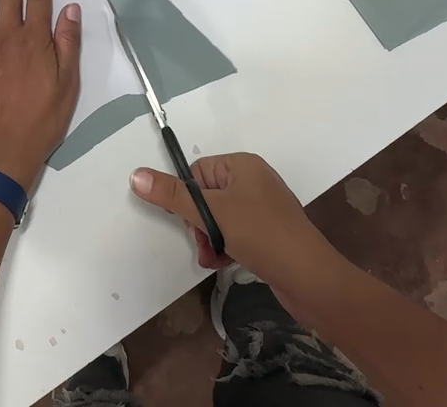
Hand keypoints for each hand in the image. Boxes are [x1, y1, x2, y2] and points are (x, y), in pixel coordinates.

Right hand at [131, 152, 331, 287]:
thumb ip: (173, 195)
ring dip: (210, 239)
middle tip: (205, 242)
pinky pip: (235, 233)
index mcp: (242, 165)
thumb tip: (135, 175)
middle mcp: (254, 180)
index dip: (189, 199)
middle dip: (199, 224)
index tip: (191, 221)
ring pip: (219, 218)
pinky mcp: (269, 233)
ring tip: (214, 257)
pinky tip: (226, 263)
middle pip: (206, 196)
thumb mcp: (212, 213)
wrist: (311, 280)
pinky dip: (226, 247)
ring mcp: (263, 208)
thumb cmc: (262, 235)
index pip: (198, 172)